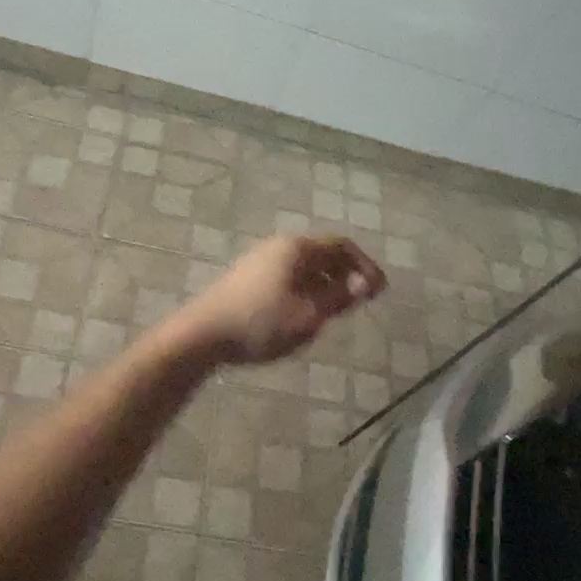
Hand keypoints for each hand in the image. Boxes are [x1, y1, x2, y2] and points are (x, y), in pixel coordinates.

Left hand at [167, 234, 386, 364]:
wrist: (202, 335)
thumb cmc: (260, 323)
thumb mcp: (308, 315)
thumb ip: (338, 298)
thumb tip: (361, 284)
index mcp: (296, 248)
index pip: (341, 245)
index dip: (365, 266)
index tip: (379, 291)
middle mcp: (278, 247)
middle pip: (322, 254)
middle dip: (345, 276)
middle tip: (360, 302)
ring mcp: (258, 261)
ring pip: (303, 268)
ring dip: (325, 286)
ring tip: (334, 313)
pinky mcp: (245, 279)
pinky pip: (287, 278)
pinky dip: (305, 291)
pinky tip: (303, 316)